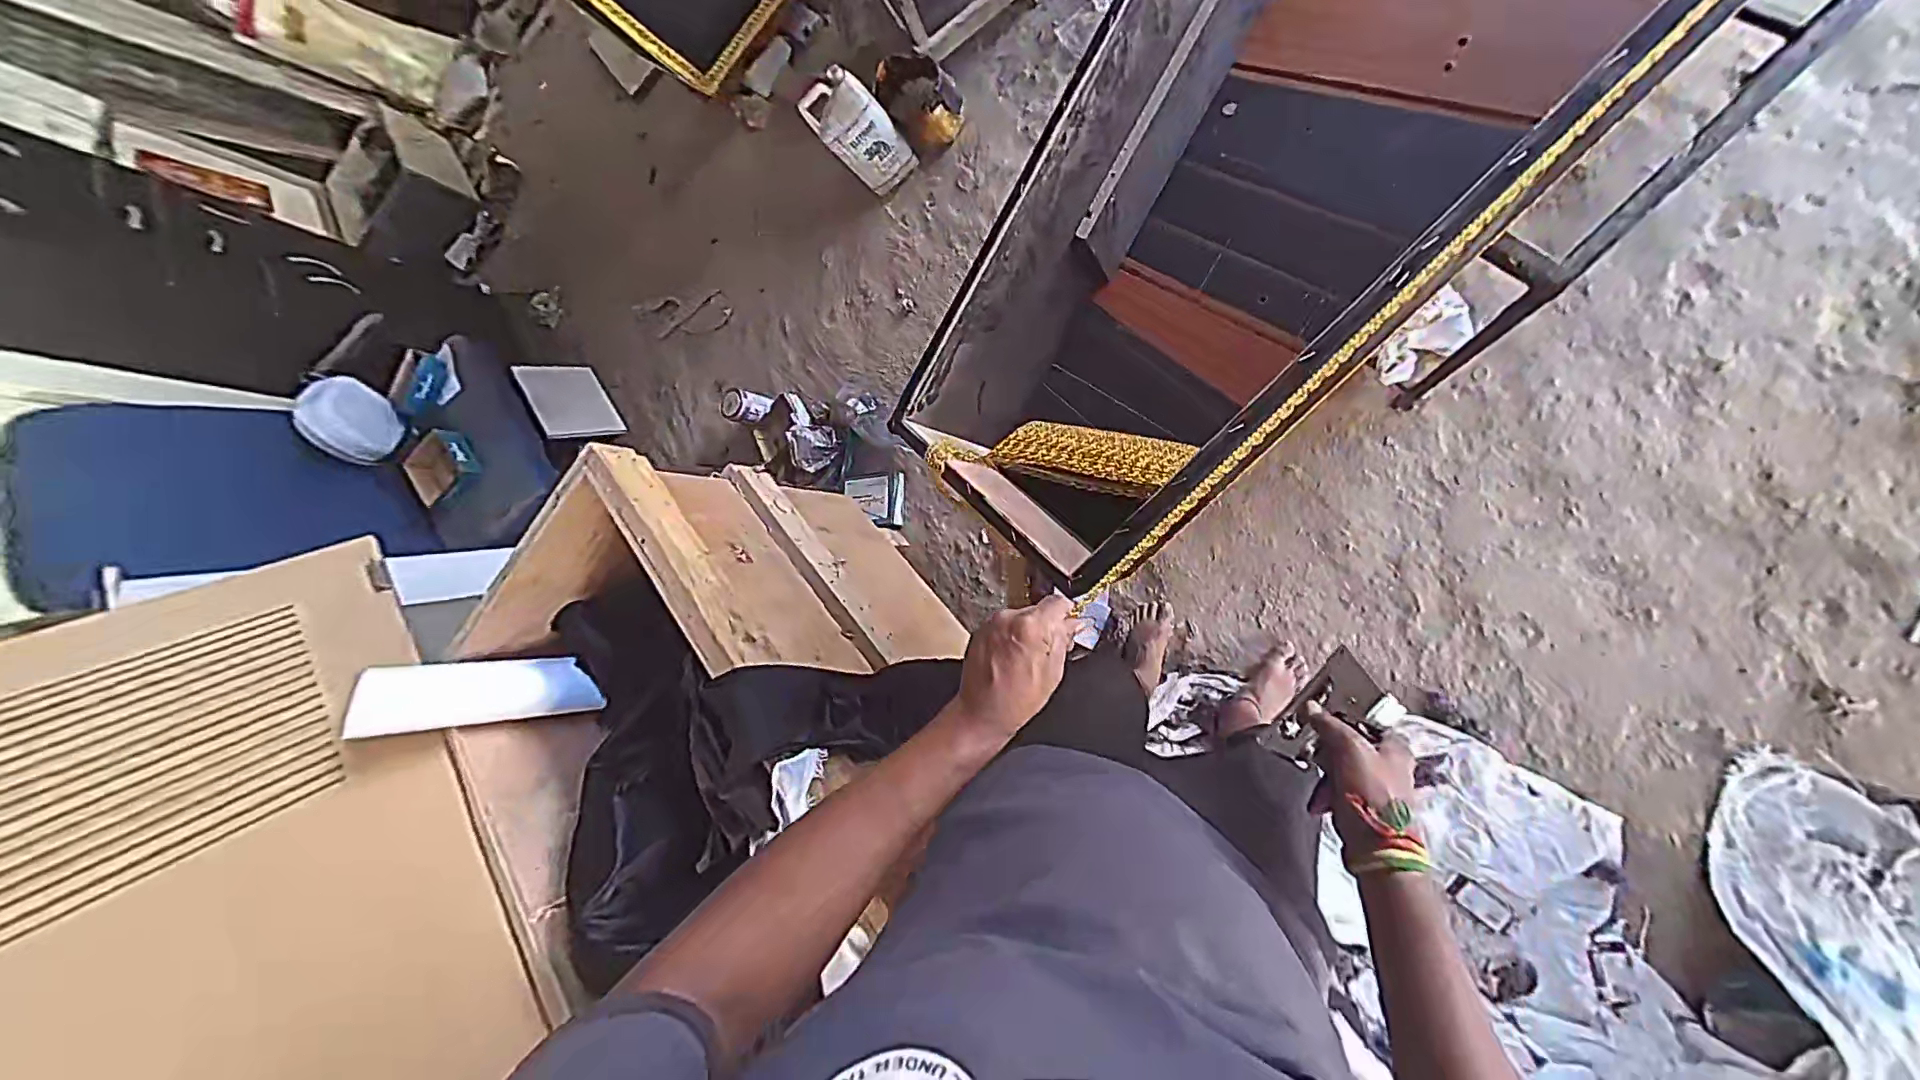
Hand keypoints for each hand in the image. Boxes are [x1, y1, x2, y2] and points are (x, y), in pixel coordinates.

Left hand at [952, 594, 1078, 737]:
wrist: (982, 713)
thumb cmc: (1015, 701)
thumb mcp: (1053, 672)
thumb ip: (1064, 640)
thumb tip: (1073, 623)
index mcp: (1030, 625)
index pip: (1058, 601)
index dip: (1067, 614)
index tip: (1069, 625)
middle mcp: (1008, 617)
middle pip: (1038, 610)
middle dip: (1046, 626)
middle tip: (1047, 651)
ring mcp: (992, 623)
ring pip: (1021, 617)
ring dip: (1027, 632)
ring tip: (1026, 660)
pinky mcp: (980, 630)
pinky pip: (1004, 626)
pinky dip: (1010, 637)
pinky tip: (1011, 659)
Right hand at [1305, 700, 1416, 849]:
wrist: (1377, 848)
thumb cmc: (1371, 796)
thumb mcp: (1348, 749)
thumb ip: (1330, 725)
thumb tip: (1312, 709)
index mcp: (1397, 748)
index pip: (1363, 722)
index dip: (1339, 724)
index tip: (1320, 728)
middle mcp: (1394, 767)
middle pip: (1349, 747)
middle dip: (1328, 756)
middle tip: (1319, 761)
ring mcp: (1383, 789)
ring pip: (1343, 770)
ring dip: (1326, 779)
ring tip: (1321, 790)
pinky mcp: (1370, 809)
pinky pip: (1342, 792)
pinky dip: (1330, 796)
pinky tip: (1323, 803)